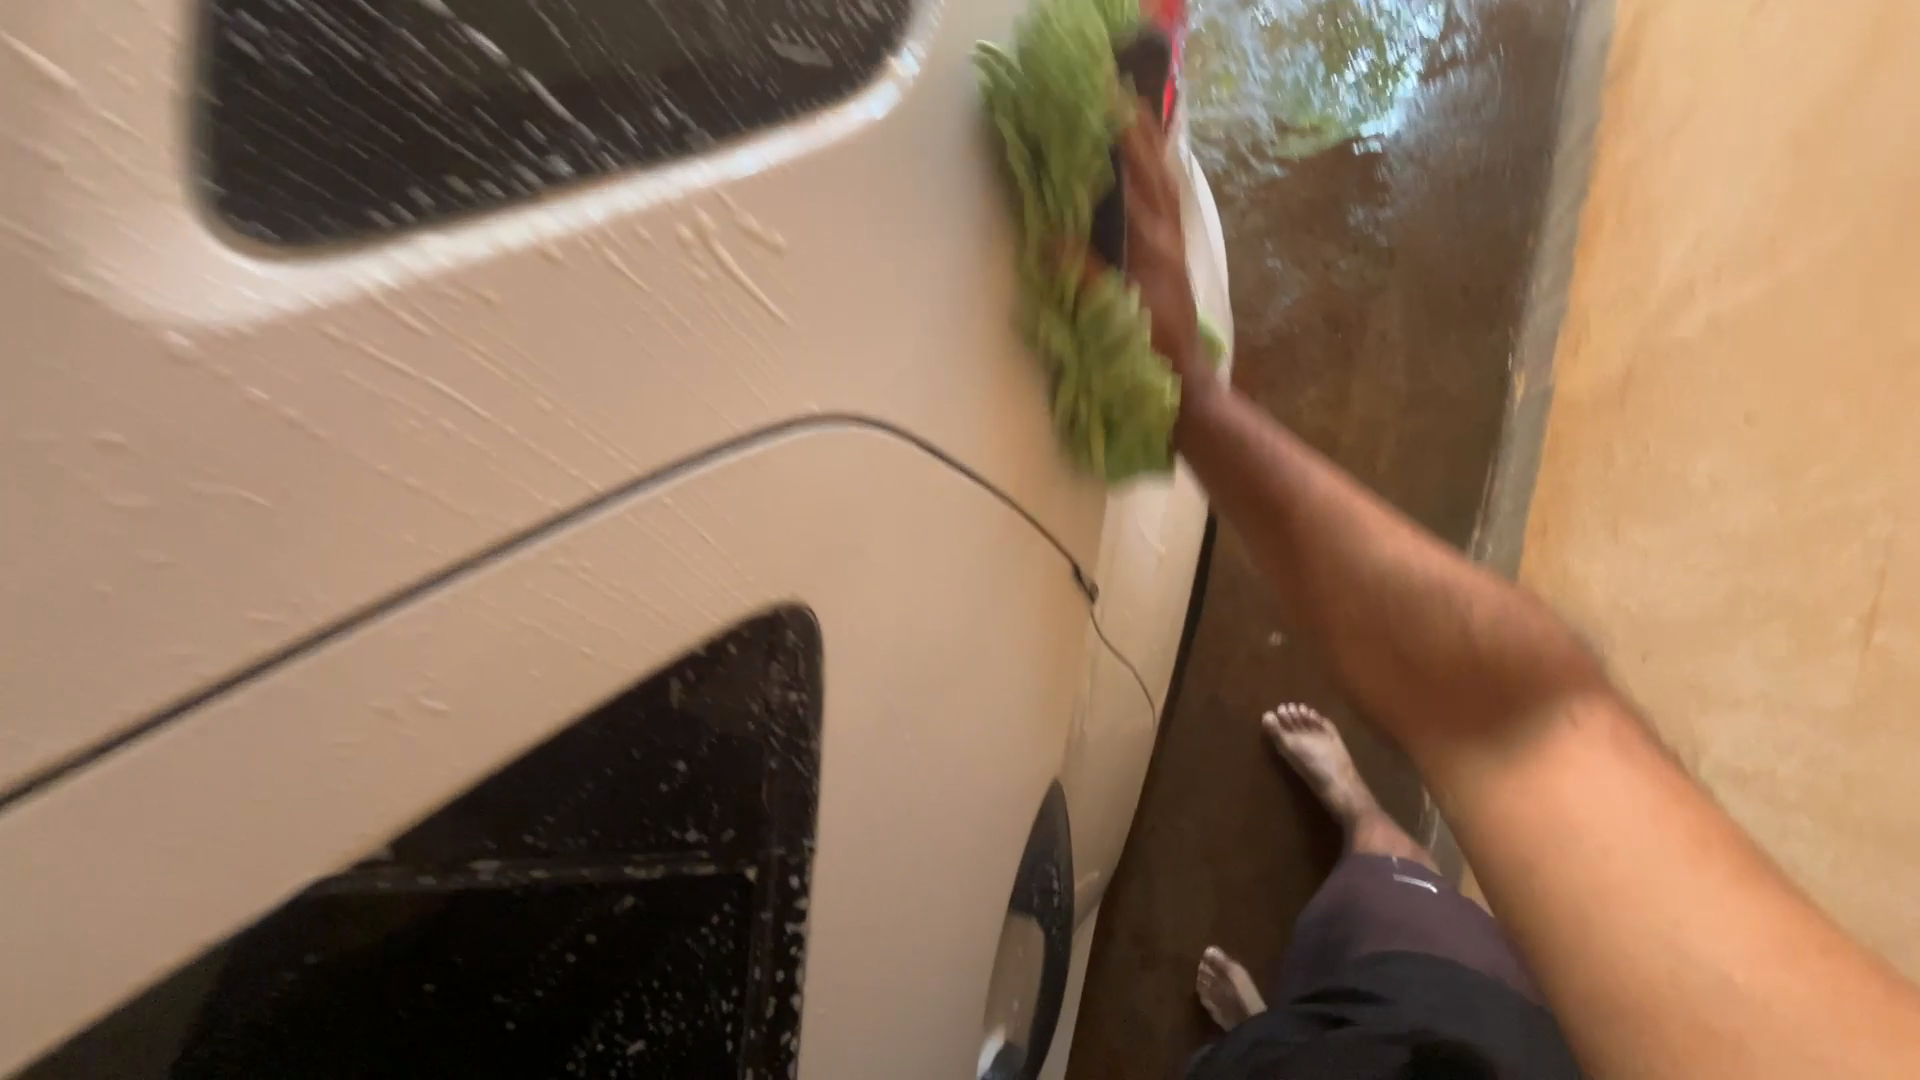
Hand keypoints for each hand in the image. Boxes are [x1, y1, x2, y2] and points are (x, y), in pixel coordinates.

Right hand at [1093, 98, 1207, 387]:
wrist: (1182, 375)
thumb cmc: (1147, 345)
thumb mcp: (1111, 310)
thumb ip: (1084, 274)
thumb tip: (1052, 241)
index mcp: (1152, 244)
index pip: (1134, 184)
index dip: (1120, 149)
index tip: (1102, 116)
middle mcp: (1168, 236)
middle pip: (1156, 173)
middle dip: (1140, 137)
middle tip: (1120, 105)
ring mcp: (1175, 245)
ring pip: (1166, 186)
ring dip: (1152, 153)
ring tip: (1135, 126)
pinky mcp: (1175, 257)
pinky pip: (1167, 205)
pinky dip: (1157, 180)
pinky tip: (1147, 176)